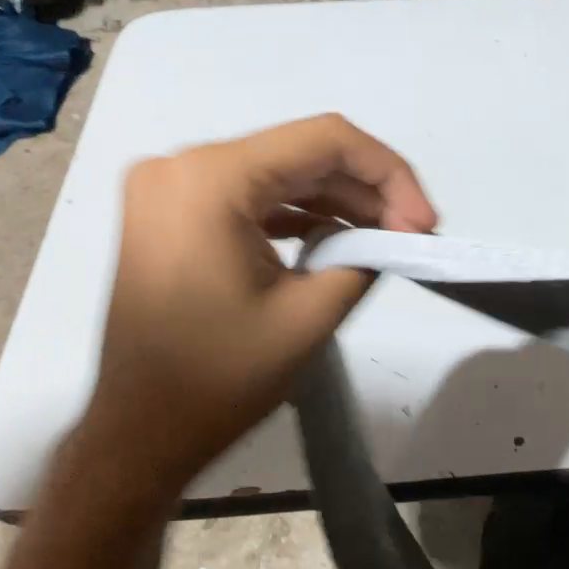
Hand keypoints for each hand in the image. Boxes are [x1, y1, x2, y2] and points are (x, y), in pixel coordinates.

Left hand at [85, 114, 436, 495]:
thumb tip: (391, 236)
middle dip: (369, 191)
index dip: (390, 174)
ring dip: (340, 203)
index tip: (425, 224)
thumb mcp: (311, 315)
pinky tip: (342, 241)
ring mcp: (172, 190)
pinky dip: (302, 215)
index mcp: (210, 179)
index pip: (325, 140)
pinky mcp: (174, 216)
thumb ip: (363, 259)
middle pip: (302, 153)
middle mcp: (182, 166)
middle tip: (415, 236)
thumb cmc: (222, 376)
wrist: (144, 428)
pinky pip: (253, 198)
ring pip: (281, 174)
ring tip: (388, 240)